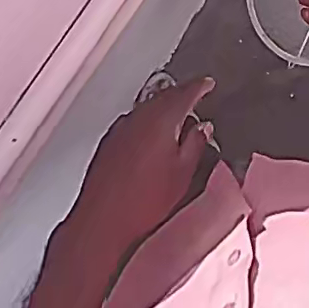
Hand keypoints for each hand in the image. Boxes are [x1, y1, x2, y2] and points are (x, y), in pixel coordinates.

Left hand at [71, 77, 216, 247]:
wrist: (101, 223)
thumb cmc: (144, 202)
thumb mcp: (182, 174)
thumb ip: (196, 144)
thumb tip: (203, 129)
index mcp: (163, 118)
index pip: (186, 91)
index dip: (200, 86)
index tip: (207, 84)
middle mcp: (140, 115)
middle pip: (166, 96)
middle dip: (182, 96)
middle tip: (195, 99)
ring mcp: (122, 127)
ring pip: (149, 108)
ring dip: (163, 109)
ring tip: (175, 123)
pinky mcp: (109, 141)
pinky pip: (134, 121)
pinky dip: (146, 123)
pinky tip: (150, 141)